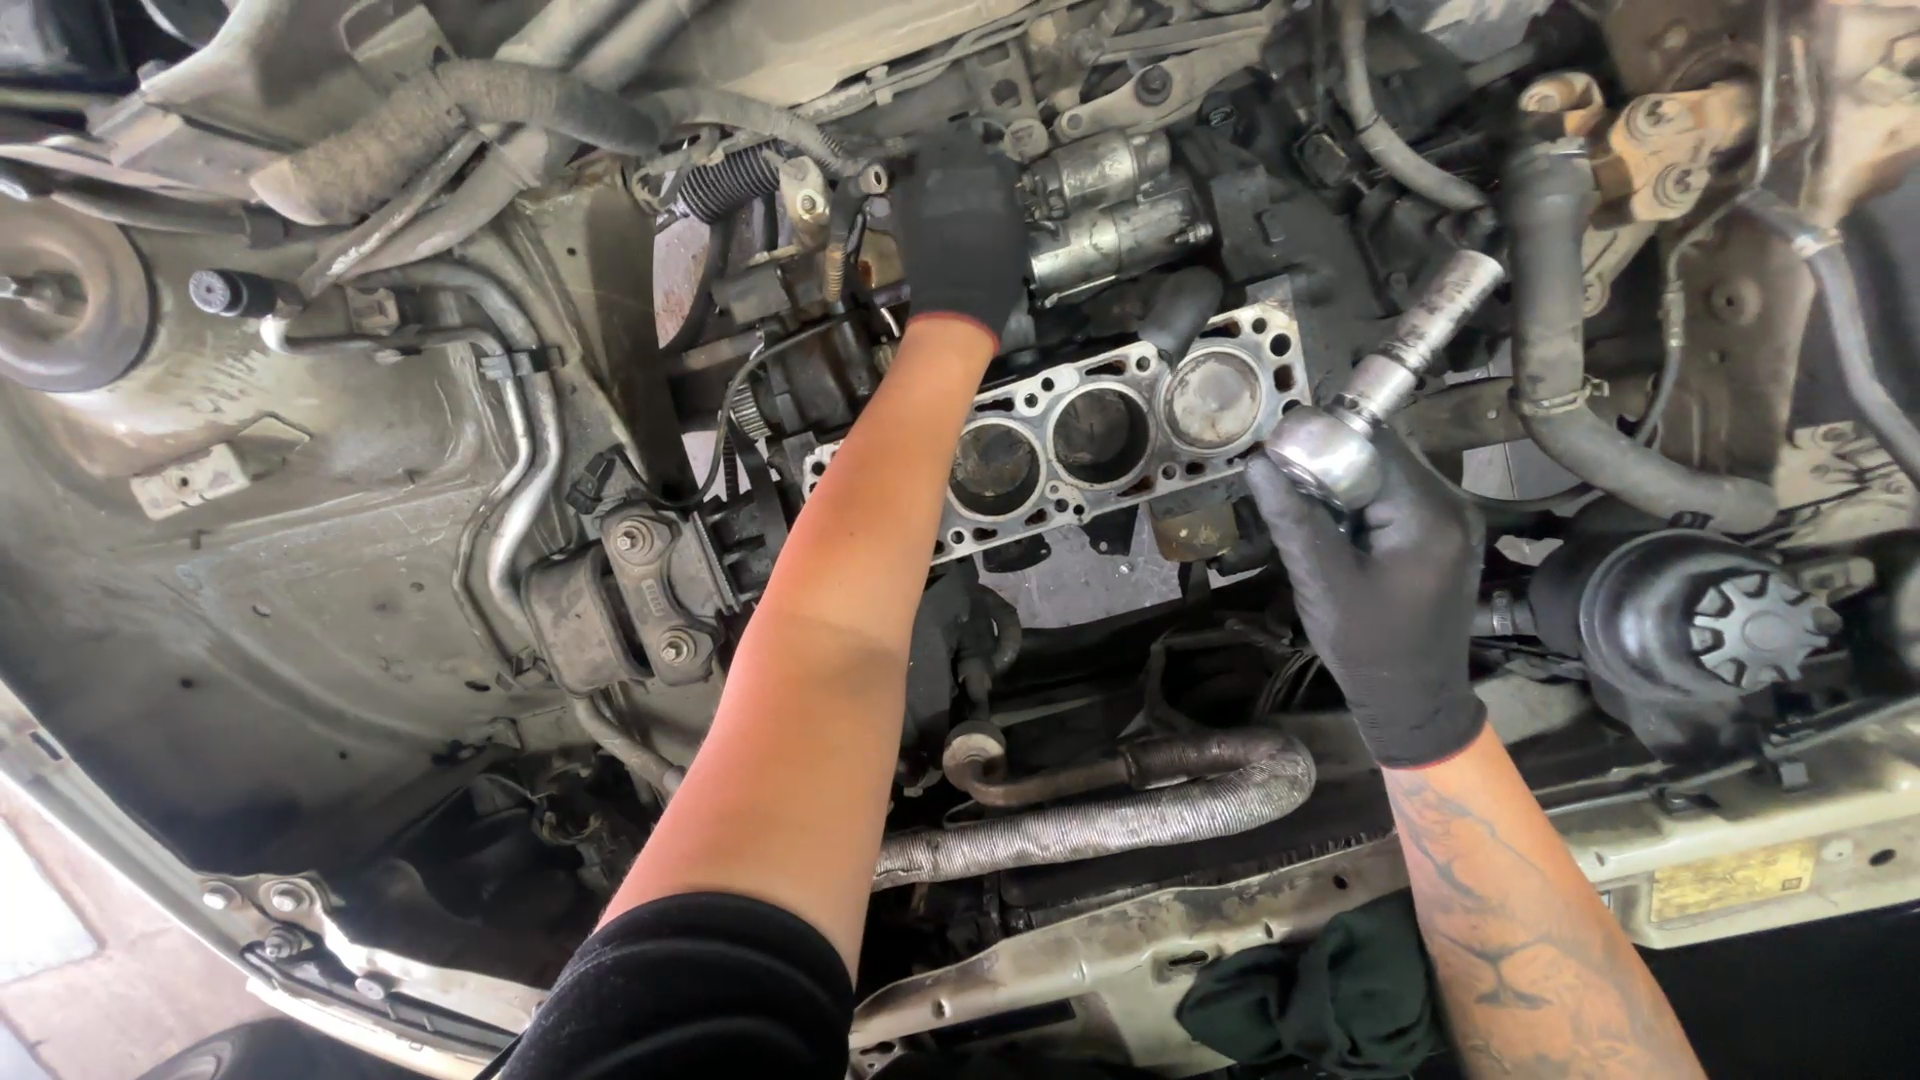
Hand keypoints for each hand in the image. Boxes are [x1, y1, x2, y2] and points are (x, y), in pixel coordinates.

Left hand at [892, 126, 1028, 347]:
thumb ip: (1007, 202)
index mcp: (991, 175)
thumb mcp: (1015, 233)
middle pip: (958, 143)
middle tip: (964, 168)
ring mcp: (926, 184)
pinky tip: (920, 202)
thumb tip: (1001, 192)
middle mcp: (957, 169)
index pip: (994, 156)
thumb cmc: (996, 273)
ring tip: (939, 179)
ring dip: (936, 163)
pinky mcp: (904, 203)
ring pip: (929, 156)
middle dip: (962, 152)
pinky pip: (907, 185)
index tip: (994, 176)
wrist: (957, 300)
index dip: (993, 166)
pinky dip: (914, 189)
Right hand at [1245, 434, 1485, 767]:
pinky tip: (1333, 520)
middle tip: (1283, 475)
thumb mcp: (1321, 582)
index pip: (1375, 447)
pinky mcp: (1444, 534)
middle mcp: (1454, 506)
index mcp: (1430, 516)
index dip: (1324, 440)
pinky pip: (1397, 496)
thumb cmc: (1366, 647)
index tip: (1278, 448)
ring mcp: (1455, 519)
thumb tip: (1259, 462)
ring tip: (1301, 498)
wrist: (1413, 699)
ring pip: (1389, 473)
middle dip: (1331, 459)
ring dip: (1344, 480)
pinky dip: (1361, 499)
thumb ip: (1293, 520)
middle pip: (1385, 455)